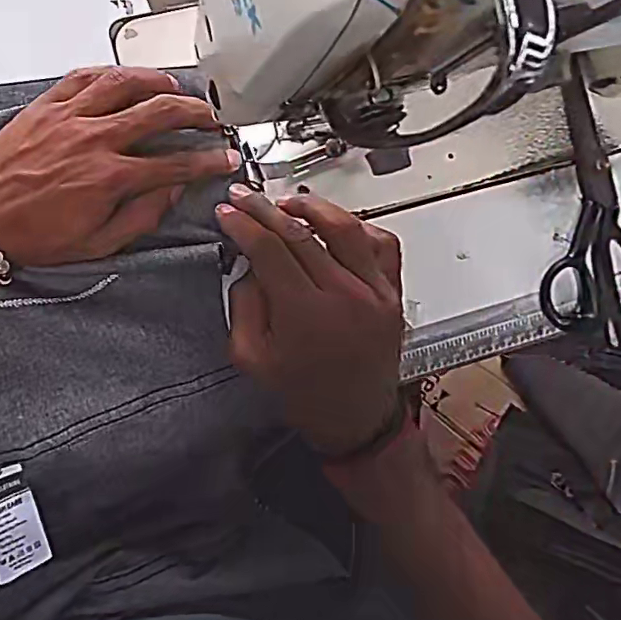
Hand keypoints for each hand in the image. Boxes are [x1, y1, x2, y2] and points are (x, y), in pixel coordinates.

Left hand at [0, 67, 238, 296]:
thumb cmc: (30, 235)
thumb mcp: (97, 243)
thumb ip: (141, 215)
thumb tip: (171, 192)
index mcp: (108, 178)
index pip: (175, 162)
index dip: (208, 160)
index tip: (222, 157)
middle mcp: (92, 140)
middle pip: (160, 112)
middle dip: (195, 112)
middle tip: (208, 117)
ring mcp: (67, 118)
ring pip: (124, 84)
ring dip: (157, 82)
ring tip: (174, 87)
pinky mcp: (44, 108)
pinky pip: (82, 77)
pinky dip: (109, 72)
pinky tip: (122, 76)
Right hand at [216, 184, 405, 455]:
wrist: (355, 421)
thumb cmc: (306, 395)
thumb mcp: (252, 358)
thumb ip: (243, 306)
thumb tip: (247, 264)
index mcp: (306, 315)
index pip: (269, 249)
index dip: (243, 224)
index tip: (228, 214)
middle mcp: (345, 297)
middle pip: (299, 232)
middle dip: (264, 209)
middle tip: (245, 198)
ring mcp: (374, 293)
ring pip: (344, 227)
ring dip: (310, 207)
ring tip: (286, 203)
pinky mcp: (392, 294)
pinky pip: (381, 243)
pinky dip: (356, 225)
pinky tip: (334, 225)